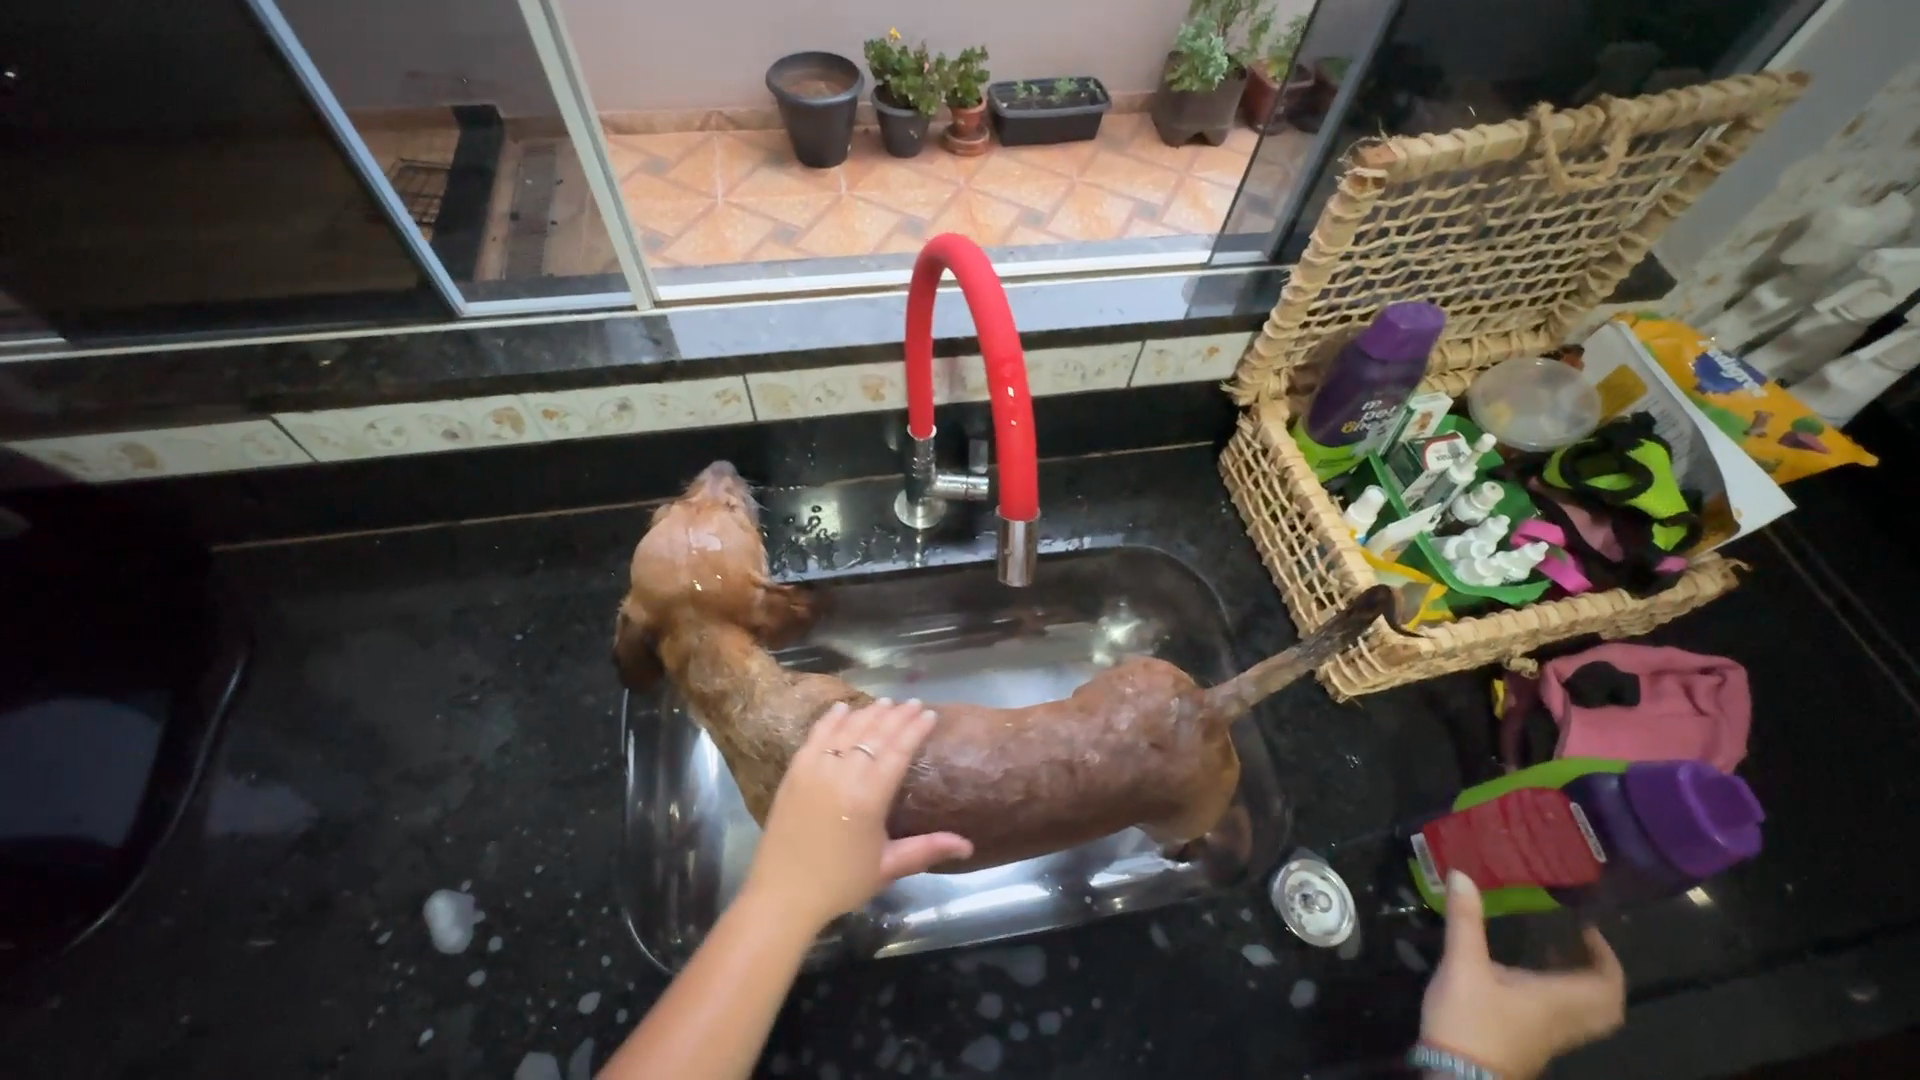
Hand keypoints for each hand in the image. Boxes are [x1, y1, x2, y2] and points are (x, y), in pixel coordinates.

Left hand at [742, 699, 972, 930]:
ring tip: (886, 702)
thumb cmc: (840, 883)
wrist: (783, 895)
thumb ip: (927, 849)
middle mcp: (842, 775)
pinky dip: (831, 720)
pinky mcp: (794, 773)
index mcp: (869, 797)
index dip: (915, 730)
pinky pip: (816, 737)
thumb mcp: (888, 867)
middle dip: (897, 716)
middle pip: (875, 735)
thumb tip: (967, 845)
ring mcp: (815, 770)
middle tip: (913, 703)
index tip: (930, 714)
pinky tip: (843, 708)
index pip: (898, 751)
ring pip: (847, 731)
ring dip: (868, 713)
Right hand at [1420, 871, 1626, 1078]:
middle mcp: (1563, 1021)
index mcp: (1557, 1001)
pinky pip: (1563, 1020)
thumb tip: (1462, 875)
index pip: (1606, 984)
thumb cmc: (1470, 1019)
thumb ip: (1465, 920)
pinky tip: (1523, 982)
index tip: (1587, 930)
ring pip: (1585, 1015)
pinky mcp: (1530, 1045)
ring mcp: (1548, 1037)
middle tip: (1579, 947)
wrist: (1459, 1077)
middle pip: (1606, 1006)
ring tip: (1552, 958)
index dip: (1606, 957)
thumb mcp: (1462, 964)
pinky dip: (1558, 999)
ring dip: (1581, 987)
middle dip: (1601, 976)